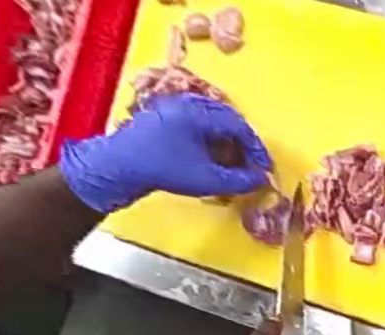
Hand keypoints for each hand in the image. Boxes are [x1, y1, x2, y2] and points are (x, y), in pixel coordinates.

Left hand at [61, 94, 271, 212]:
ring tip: (236, 165)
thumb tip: (262, 179)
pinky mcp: (165, 118)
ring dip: (229, 142)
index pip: (240, 126)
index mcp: (198, 113)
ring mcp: (174, 108)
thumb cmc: (166, 170)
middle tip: (253, 167)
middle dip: (244, 145)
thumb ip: (241, 180)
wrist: (121, 166)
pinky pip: (198, 123)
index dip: (257, 150)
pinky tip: (215, 159)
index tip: (264, 170)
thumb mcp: (210, 180)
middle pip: (227, 120)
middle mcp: (186, 104)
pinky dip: (213, 140)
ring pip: (213, 121)